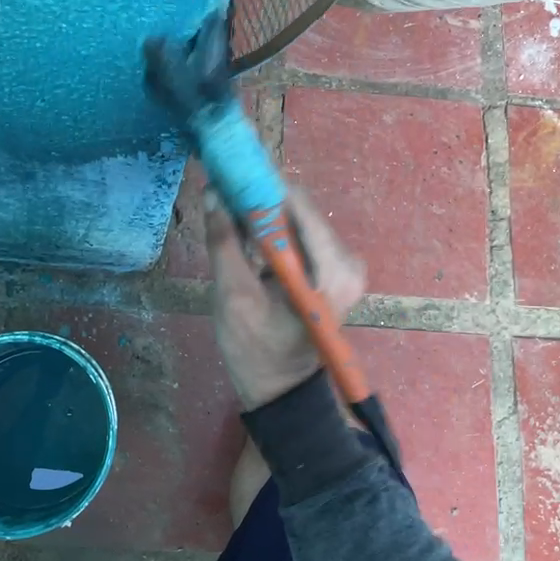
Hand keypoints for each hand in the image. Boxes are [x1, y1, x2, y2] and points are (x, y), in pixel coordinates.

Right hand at [206, 186, 366, 408]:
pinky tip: (243, 232)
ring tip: (224, 208)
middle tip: (219, 188)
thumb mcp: (233, 297)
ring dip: (260, 214)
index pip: (296, 204)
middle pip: (297, 210)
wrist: (280, 393)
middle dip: (256, 198)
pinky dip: (270, 231)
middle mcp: (347, 260)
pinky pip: (298, 237)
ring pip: (295, 220)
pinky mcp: (331, 270)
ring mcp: (342, 266)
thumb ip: (224, 242)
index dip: (259, 183)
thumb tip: (212, 192)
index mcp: (332, 269)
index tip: (227, 166)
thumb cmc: (257, 352)